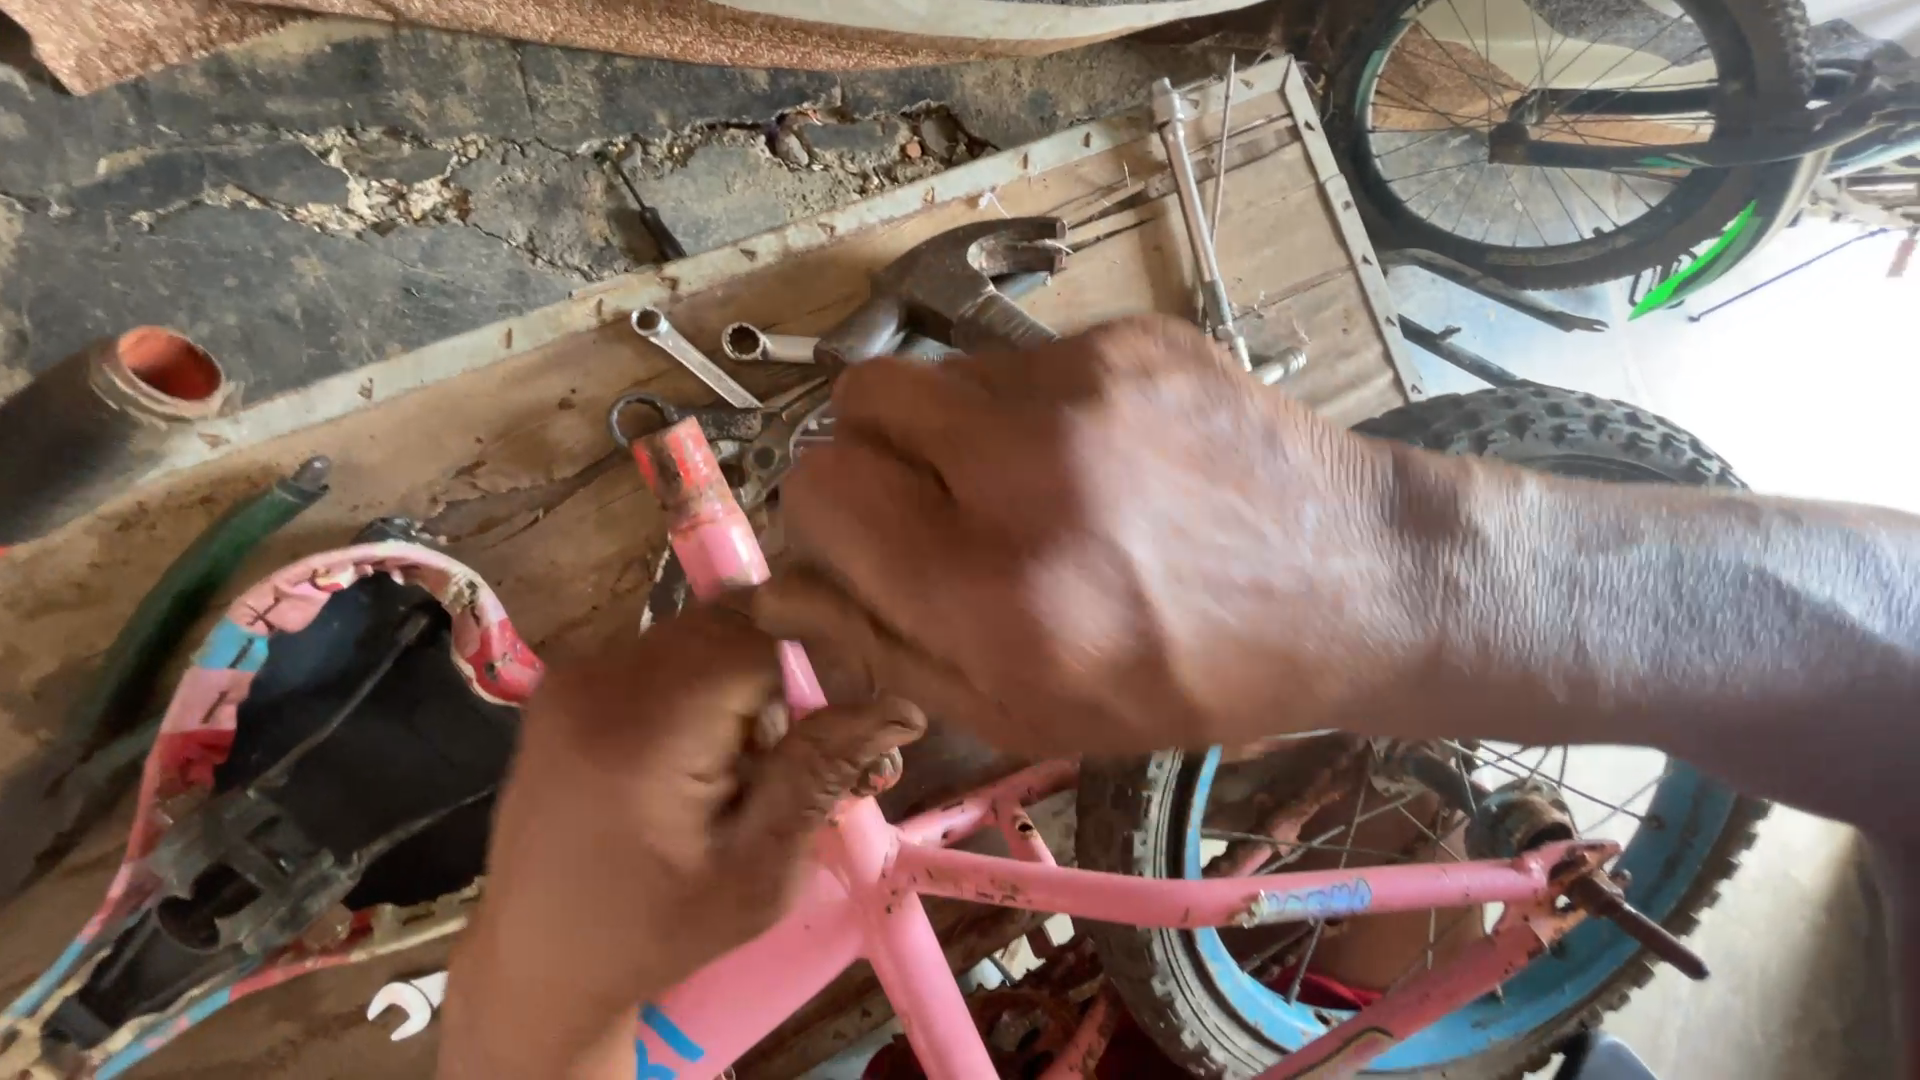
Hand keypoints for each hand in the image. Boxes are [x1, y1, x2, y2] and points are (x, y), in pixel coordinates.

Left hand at [439, 606, 923, 1078]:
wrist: (538, 960)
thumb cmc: (657, 931)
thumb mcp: (757, 872)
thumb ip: (822, 773)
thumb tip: (902, 706)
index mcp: (643, 730)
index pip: (763, 637)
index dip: (821, 663)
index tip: (850, 717)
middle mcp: (601, 678)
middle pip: (736, 623)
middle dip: (790, 670)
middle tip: (810, 747)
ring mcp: (579, 673)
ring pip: (707, 630)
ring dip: (753, 676)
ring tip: (759, 758)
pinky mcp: (572, 679)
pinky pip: (672, 649)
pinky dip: (713, 681)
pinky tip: (714, 746)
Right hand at [753, 315, 1459, 755]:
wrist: (1356, 584)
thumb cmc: (1188, 678)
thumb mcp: (1029, 713)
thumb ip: (889, 652)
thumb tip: (784, 589)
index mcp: (994, 591)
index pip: (821, 490)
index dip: (831, 519)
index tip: (871, 542)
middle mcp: (1026, 469)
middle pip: (857, 401)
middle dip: (873, 457)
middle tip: (939, 507)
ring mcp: (1083, 385)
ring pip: (936, 372)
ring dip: (949, 431)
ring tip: (1028, 485)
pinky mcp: (1128, 338)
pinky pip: (1018, 359)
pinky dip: (1025, 409)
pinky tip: (1095, 457)